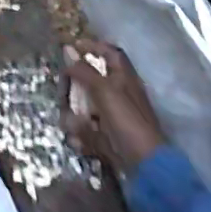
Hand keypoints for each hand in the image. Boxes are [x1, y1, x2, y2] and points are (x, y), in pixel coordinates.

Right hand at [62, 40, 166, 177]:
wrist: (147, 165)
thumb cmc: (127, 120)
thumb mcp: (104, 89)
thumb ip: (84, 70)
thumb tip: (68, 50)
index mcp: (124, 78)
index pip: (109, 53)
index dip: (93, 46)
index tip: (72, 46)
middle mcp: (120, 94)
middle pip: (94, 79)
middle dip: (76, 83)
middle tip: (63, 85)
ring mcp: (116, 116)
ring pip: (89, 105)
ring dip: (75, 110)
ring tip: (67, 118)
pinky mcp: (112, 136)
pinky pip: (91, 129)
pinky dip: (82, 133)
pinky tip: (77, 138)